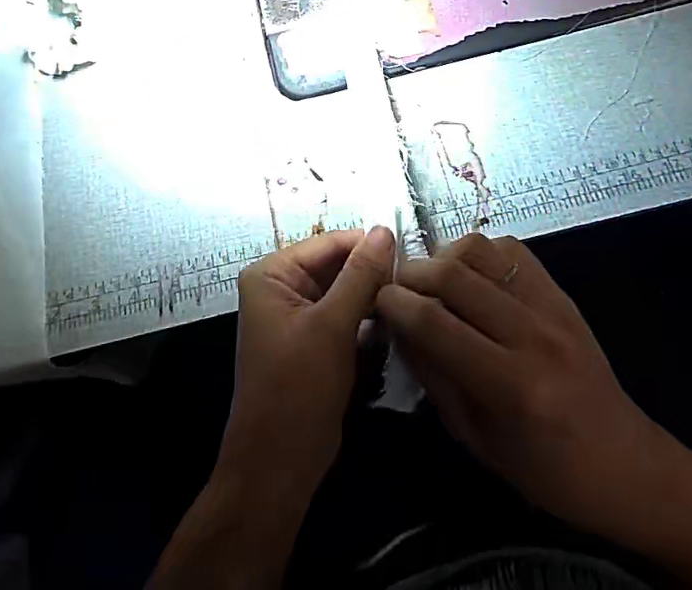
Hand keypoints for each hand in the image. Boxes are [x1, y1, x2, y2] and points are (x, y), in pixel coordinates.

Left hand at [150, 228, 394, 589]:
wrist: (279, 461)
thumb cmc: (297, 388)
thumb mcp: (331, 327)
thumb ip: (360, 276)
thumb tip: (384, 230)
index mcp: (271, 274)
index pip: (326, 243)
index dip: (367, 245)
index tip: (414, 251)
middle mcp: (281, 287)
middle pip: (335, 266)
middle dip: (373, 273)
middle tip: (420, 280)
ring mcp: (297, 316)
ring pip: (344, 292)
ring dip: (373, 297)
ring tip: (414, 300)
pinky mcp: (314, 342)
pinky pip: (344, 317)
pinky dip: (367, 320)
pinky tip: (398, 323)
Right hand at [375, 234, 674, 537]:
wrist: (628, 466)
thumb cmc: (544, 468)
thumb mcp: (473, 435)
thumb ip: (430, 373)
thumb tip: (393, 322)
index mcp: (511, 387)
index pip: (434, 323)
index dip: (393, 303)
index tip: (376, 300)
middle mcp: (533, 337)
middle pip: (452, 276)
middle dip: (410, 274)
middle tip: (396, 287)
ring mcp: (553, 309)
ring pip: (480, 250)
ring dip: (443, 257)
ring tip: (434, 280)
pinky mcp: (562, 294)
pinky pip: (510, 249)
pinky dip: (479, 252)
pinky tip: (470, 275)